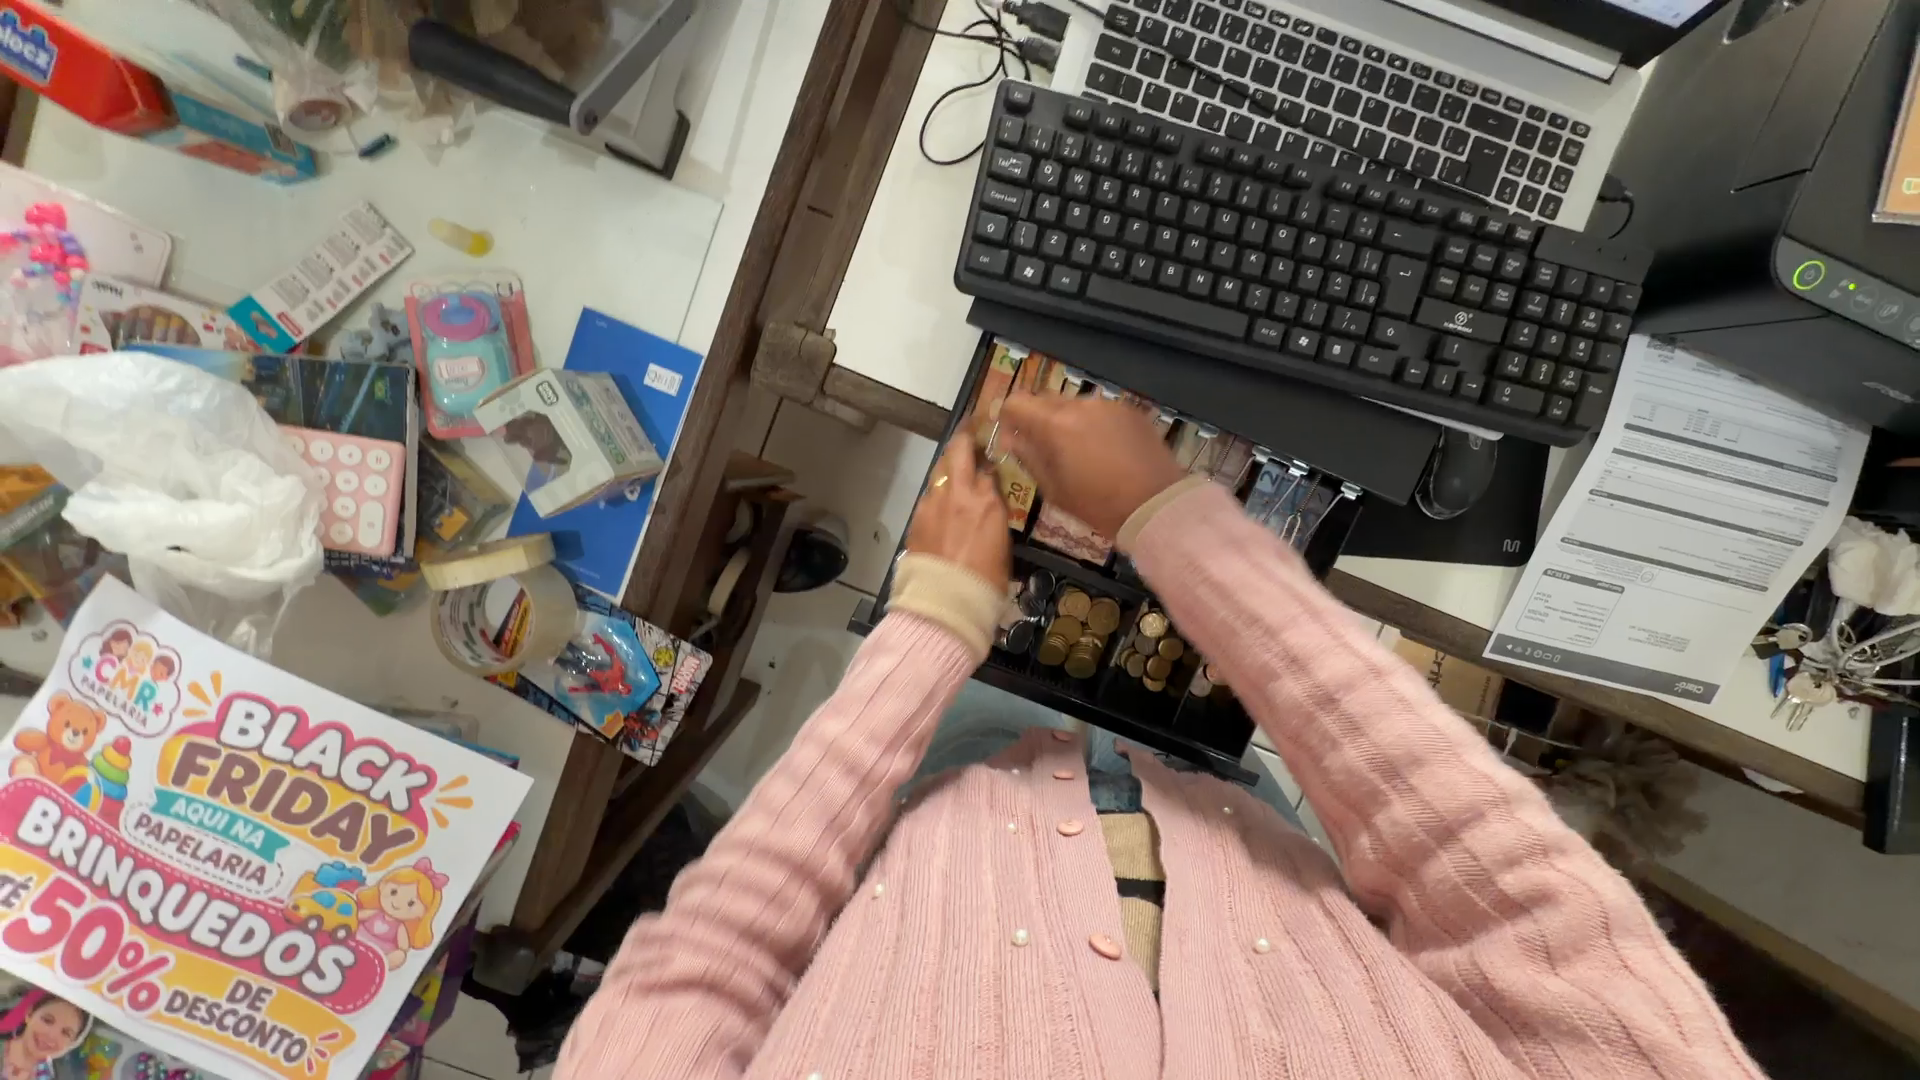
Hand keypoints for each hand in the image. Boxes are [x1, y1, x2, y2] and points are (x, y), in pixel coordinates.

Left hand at [906, 433, 1010, 585]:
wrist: (946, 600)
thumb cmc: (986, 581)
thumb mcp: (1003, 544)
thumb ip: (994, 514)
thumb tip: (989, 503)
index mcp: (988, 501)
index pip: (988, 467)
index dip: (989, 460)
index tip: (991, 457)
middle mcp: (959, 493)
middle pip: (958, 449)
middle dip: (964, 439)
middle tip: (970, 437)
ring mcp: (933, 502)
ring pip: (940, 470)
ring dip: (949, 469)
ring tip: (956, 476)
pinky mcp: (916, 516)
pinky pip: (929, 496)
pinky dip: (937, 495)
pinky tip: (942, 509)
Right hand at [999, 390, 1187, 536]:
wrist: (1155, 505)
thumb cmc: (1098, 505)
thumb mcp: (1054, 489)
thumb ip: (1029, 457)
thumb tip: (1013, 439)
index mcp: (1055, 423)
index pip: (1015, 402)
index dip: (1008, 420)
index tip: (1013, 441)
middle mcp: (1080, 404)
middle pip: (1044, 399)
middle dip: (1037, 421)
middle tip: (1044, 450)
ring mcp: (1108, 405)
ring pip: (1073, 405)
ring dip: (1066, 422)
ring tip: (1078, 453)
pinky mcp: (1130, 411)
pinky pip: (1099, 412)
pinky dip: (1093, 425)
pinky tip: (1104, 451)